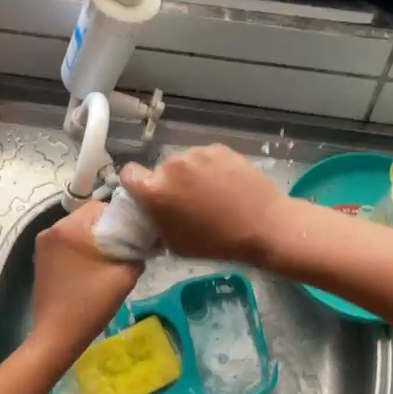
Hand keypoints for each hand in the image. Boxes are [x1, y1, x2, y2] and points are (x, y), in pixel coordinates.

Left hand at [27, 202, 142, 367]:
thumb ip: (137, 253)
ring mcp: (42, 244)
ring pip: (75, 230)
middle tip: (123, 250)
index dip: (120, 218)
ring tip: (107, 261)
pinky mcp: (39, 259)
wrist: (56, 336)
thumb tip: (141, 244)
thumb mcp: (125, 276)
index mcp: (70, 229)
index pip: (100, 206)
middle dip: (106, 229)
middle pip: (86, 217)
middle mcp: (51, 230)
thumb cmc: (91, 305)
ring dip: (92, 240)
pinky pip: (65, 244)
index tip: (132, 236)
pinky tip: (90, 270)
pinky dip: (79, 250)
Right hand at [119, 145, 289, 264]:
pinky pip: (206, 158)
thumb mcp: (175, 244)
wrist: (263, 226)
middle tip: (188, 201)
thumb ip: (156, 222)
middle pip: (161, 170)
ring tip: (212, 194)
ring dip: (191, 175)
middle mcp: (171, 166)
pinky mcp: (219, 148)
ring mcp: (197, 154)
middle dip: (170, 183)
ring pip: (185, 163)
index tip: (148, 195)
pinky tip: (226, 185)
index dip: (136, 184)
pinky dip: (211, 168)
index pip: (129, 174)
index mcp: (155, 190)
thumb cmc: (216, 242)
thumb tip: (152, 213)